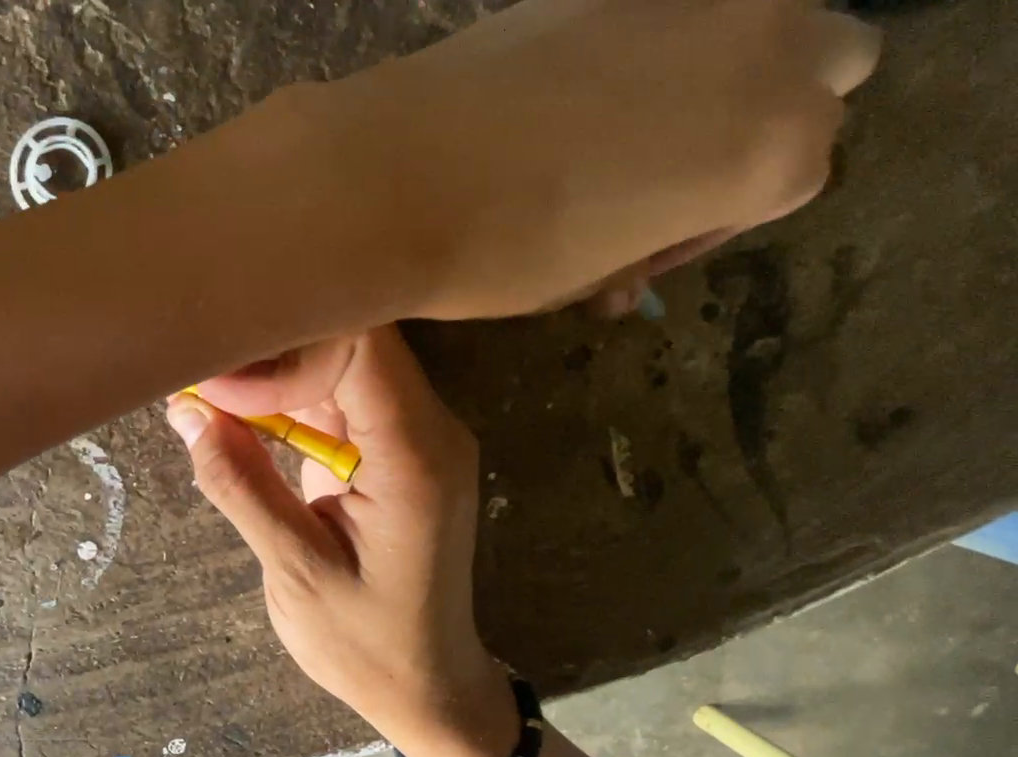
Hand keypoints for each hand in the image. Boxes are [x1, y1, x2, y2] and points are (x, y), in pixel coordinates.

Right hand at [166, 327, 517, 756]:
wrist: (423, 684)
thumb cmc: (366, 643)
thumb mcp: (296, 572)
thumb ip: (243, 487)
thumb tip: (188, 413)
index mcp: (417, 456)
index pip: (357, 348)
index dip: (280, 354)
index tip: (215, 393)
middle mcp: (426, 428)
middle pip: (349, 341)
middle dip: (267, 352)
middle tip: (196, 378)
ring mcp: (409, 436)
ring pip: (337, 362)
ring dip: (267, 374)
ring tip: (201, 392)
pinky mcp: (386, 450)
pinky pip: (333, 399)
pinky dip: (279, 402)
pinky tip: (231, 415)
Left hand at [255, 0, 880, 324]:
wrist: (393, 179)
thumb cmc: (492, 253)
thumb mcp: (582, 276)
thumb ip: (640, 243)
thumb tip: (628, 260)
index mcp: (775, 152)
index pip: (792, 177)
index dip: (711, 219)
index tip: (640, 243)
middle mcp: (770, 51)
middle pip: (818, 68)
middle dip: (757, 113)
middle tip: (663, 165)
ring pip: (753, 18)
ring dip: (709, 65)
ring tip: (613, 123)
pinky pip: (658, 8)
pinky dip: (635, 42)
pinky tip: (562, 89)